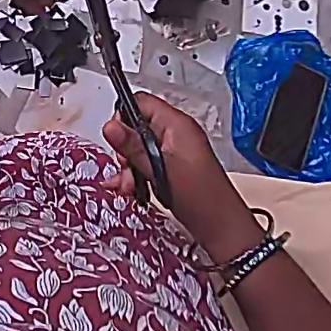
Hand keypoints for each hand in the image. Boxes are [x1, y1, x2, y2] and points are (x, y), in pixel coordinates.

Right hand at [104, 93, 264, 258]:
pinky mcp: (172, 166)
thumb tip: (109, 126)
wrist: (221, 227)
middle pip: (136, 126)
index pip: (140, 102)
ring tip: (129, 185)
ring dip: (129, 166)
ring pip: (138, 147)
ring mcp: (174, 150)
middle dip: (125, 149)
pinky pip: (146, 161)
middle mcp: (175, 133)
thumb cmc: (200, 197)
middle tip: (126, 167)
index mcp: (176, 125)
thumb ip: (132, 146)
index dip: (123, 118)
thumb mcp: (158, 169)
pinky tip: (132, 188)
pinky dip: (137, 174)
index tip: (118, 140)